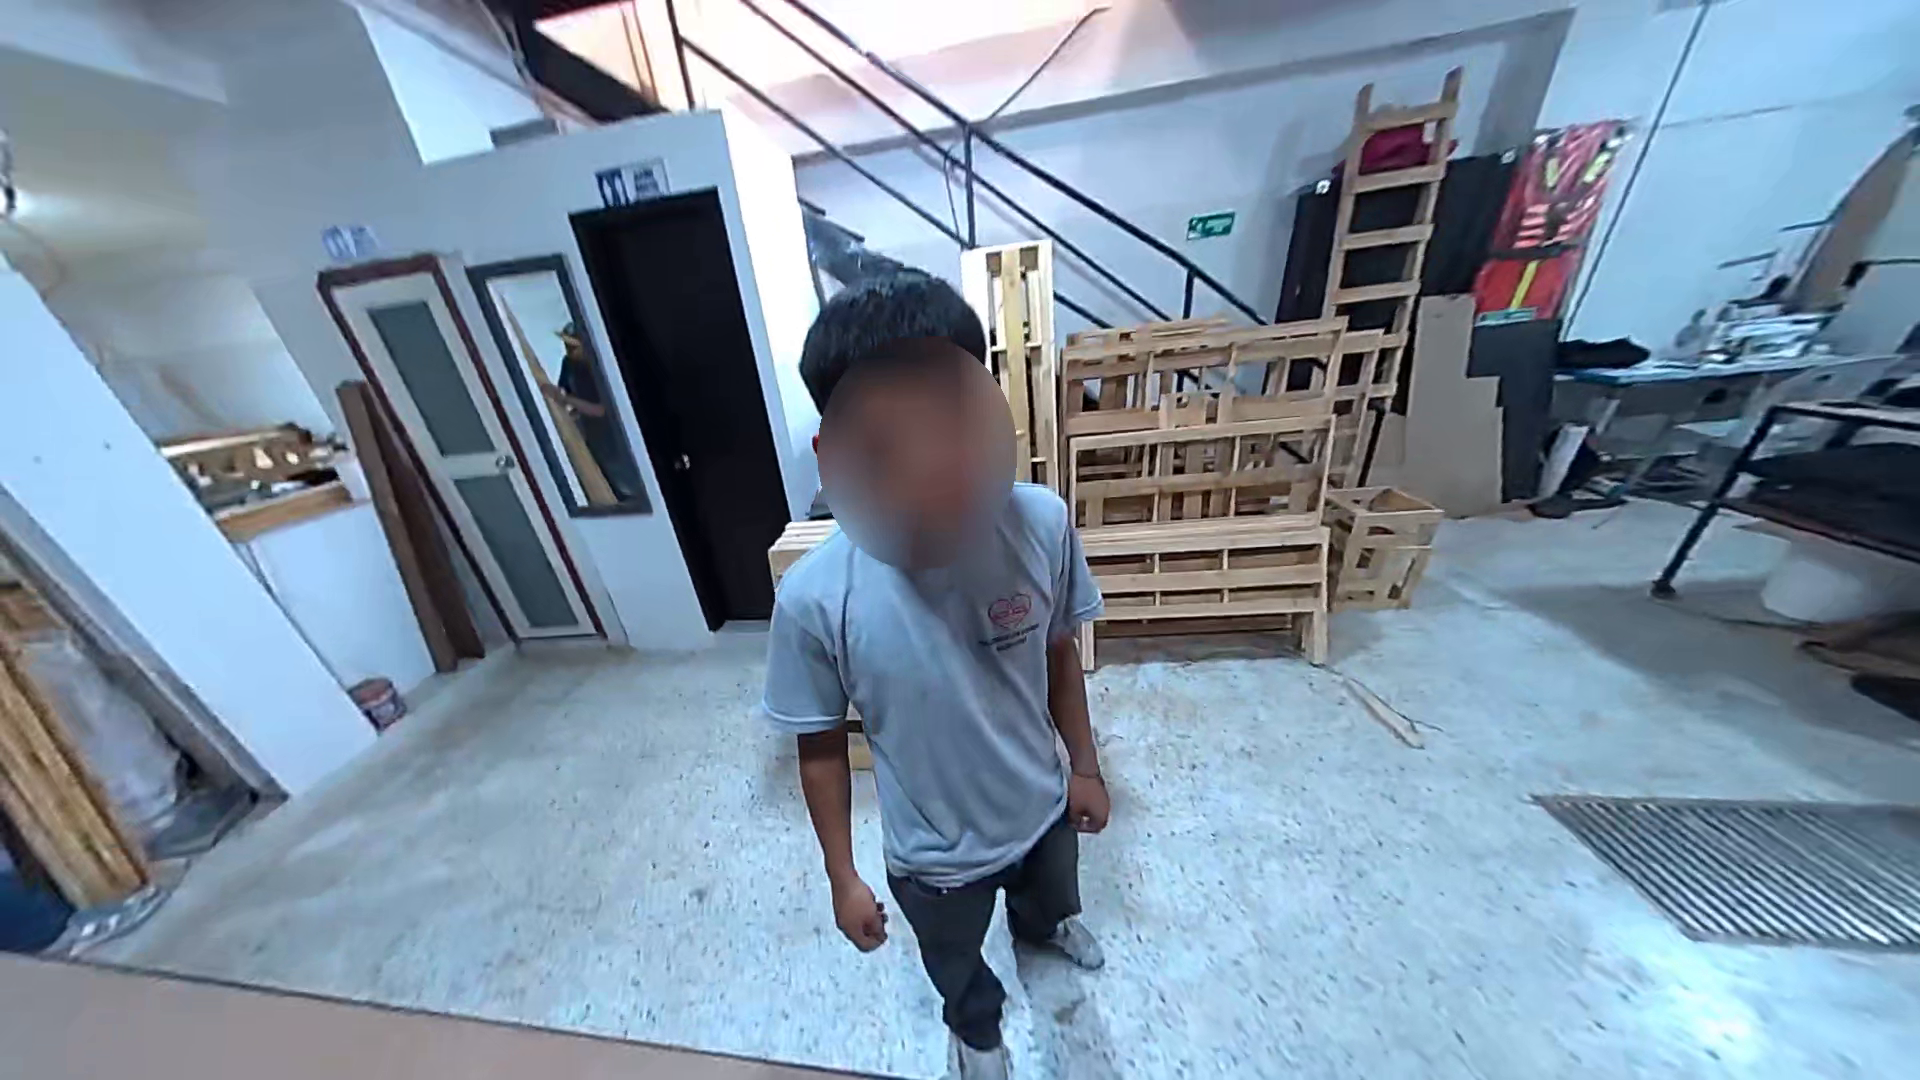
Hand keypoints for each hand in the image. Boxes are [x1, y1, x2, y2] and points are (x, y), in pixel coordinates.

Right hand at [830, 875, 887, 951]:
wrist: (843, 878)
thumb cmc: (857, 898)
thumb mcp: (872, 916)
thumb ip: (878, 929)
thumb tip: (880, 936)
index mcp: (850, 932)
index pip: (864, 946)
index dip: (877, 943)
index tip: (885, 935)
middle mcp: (845, 926)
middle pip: (862, 934)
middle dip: (876, 928)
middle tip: (884, 920)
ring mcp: (842, 914)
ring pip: (860, 921)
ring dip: (872, 917)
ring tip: (881, 908)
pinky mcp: (843, 904)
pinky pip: (857, 912)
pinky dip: (866, 909)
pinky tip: (873, 900)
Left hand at [1068, 772, 1109, 833]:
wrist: (1085, 770)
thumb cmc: (1080, 792)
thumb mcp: (1073, 810)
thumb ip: (1075, 821)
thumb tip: (1075, 824)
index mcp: (1102, 817)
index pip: (1095, 829)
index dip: (1083, 829)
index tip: (1074, 824)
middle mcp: (1107, 810)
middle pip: (1098, 821)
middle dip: (1087, 821)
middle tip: (1076, 819)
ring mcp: (1106, 799)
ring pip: (1098, 811)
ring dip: (1089, 813)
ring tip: (1078, 809)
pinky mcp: (1103, 790)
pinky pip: (1098, 802)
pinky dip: (1091, 804)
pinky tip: (1082, 800)